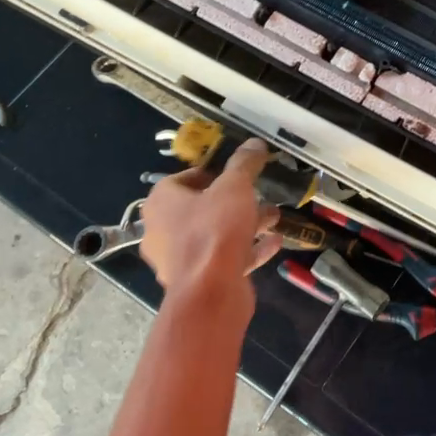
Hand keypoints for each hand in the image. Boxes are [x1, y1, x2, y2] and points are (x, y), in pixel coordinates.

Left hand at [139, 138, 282, 299]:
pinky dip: (247, 249)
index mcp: (161, 204)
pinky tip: (273, 243)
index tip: (233, 174)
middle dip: (233, 201)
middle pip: (200, 209)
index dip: (207, 173)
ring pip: (214, 235)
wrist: (210, 291)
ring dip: (244, 225)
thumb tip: (254, 143)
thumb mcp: (234, 187)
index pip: (179, 180)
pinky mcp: (197, 281)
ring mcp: (178, 260)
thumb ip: (244, 164)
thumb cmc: (214, 229)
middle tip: (259, 195)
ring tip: (274, 217)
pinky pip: (224, 259)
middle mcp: (162, 231)